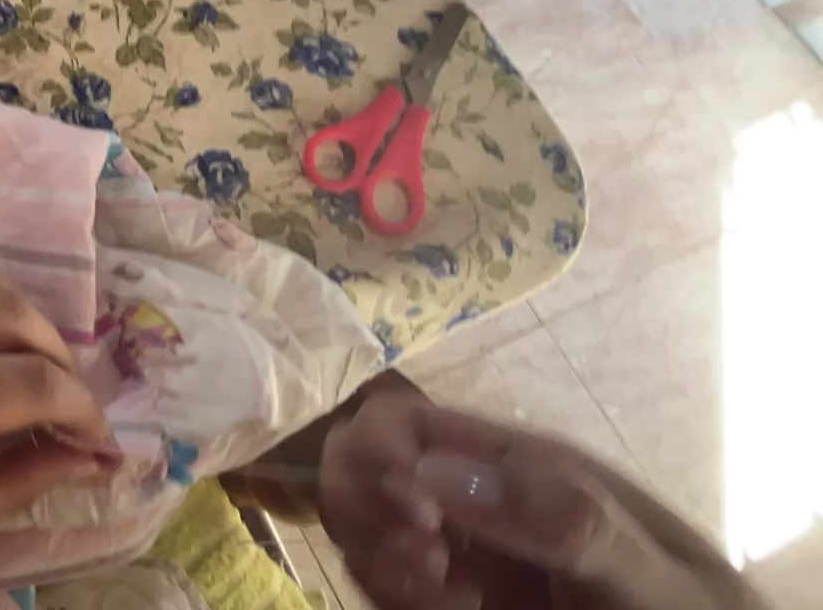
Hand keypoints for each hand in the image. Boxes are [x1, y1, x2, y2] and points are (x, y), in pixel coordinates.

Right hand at [319, 389, 766, 609]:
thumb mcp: (660, 578)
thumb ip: (565, 519)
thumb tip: (431, 470)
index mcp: (510, 462)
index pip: (397, 420)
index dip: (376, 450)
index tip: (412, 514)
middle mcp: (462, 495)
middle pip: (352, 463)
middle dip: (361, 506)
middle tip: (424, 563)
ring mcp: (448, 549)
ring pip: (351, 522)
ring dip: (376, 559)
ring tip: (450, 599)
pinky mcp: (436, 594)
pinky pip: (372, 576)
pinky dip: (387, 592)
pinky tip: (447, 609)